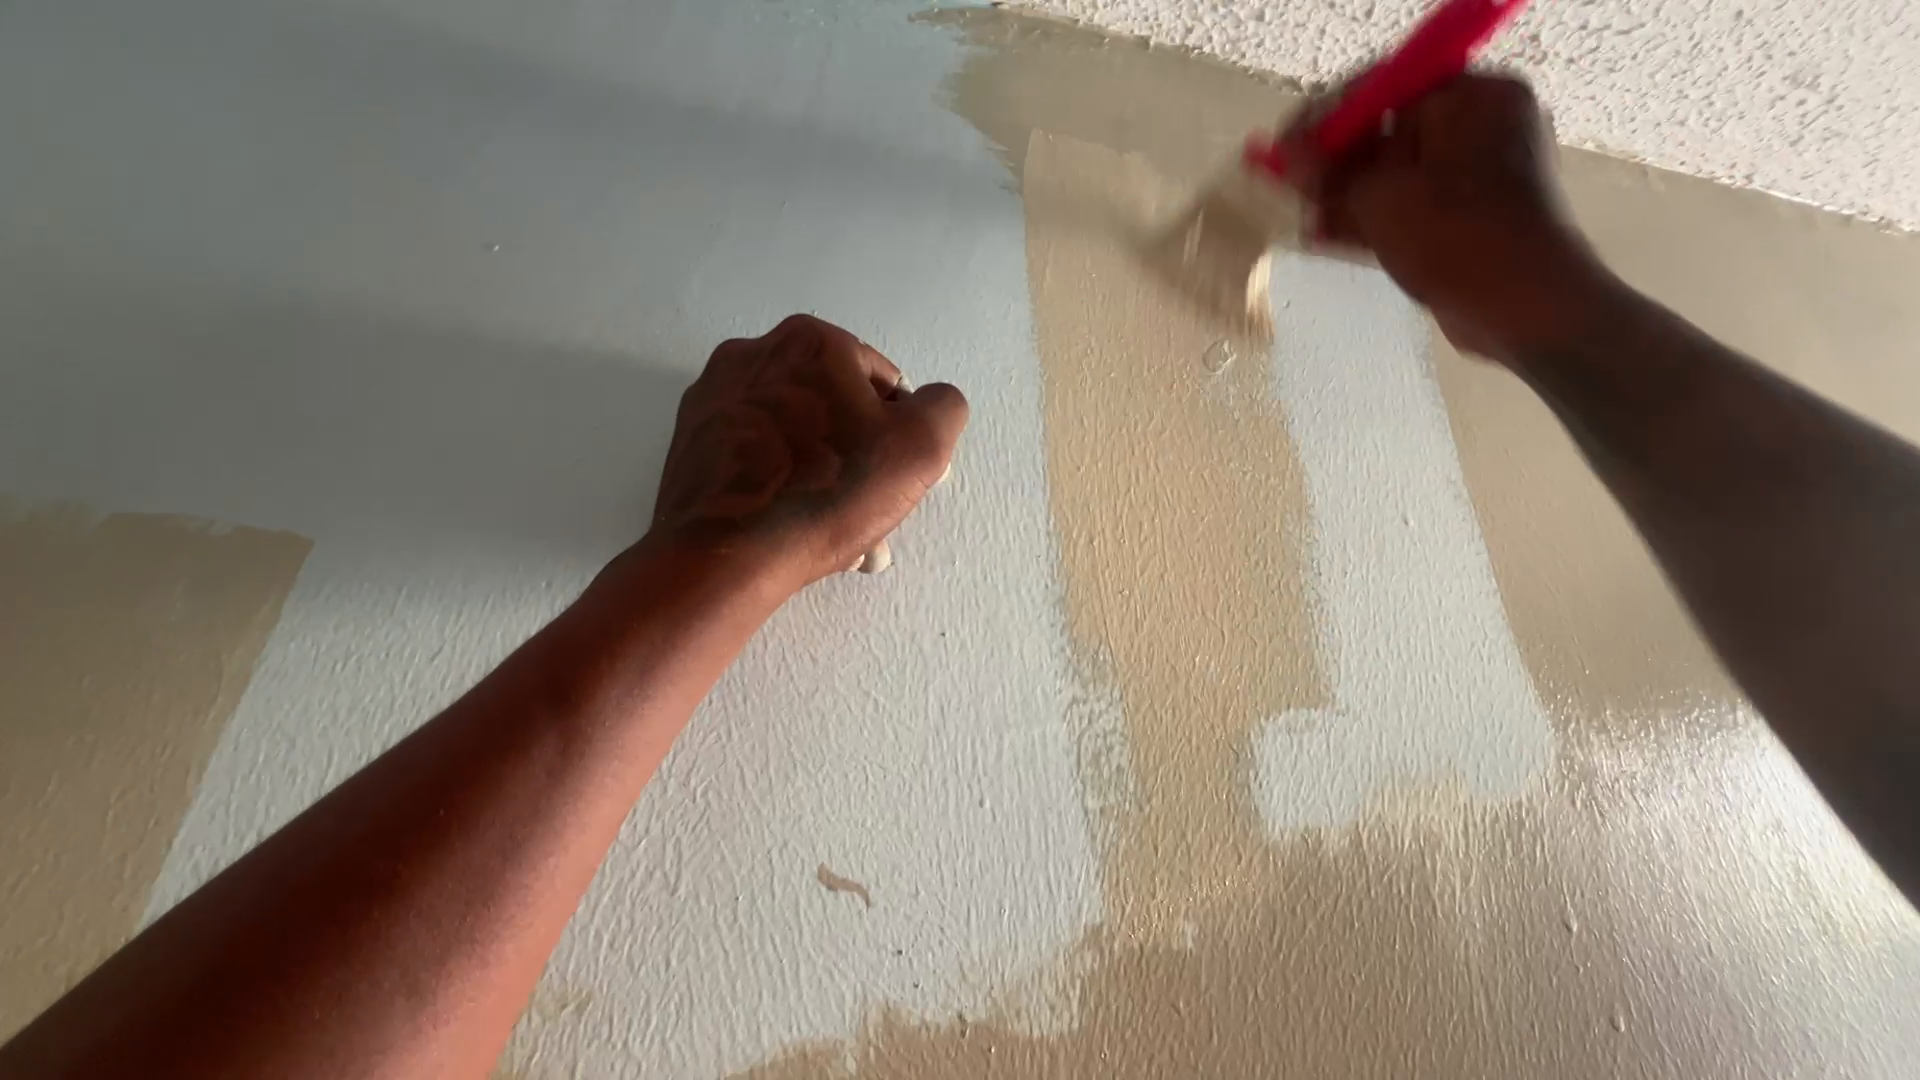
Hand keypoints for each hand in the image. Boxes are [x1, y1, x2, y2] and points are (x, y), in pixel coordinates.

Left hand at [646, 314, 967, 593]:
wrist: (725, 554)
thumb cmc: (828, 492)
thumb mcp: (921, 446)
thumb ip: (943, 408)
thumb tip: (929, 405)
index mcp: (811, 341)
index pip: (881, 382)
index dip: (900, 432)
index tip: (897, 477)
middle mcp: (755, 354)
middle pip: (834, 410)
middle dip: (860, 461)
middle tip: (871, 512)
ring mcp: (713, 397)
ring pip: (795, 438)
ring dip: (825, 480)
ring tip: (839, 534)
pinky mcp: (689, 442)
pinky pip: (755, 458)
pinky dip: (781, 487)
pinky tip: (795, 529)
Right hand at [1278, 73, 1612, 362]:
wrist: (1521, 306)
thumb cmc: (1456, 237)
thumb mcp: (1382, 199)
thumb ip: (1330, 173)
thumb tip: (1287, 153)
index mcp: (1472, 98)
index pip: (1383, 89)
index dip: (1325, 120)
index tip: (1283, 151)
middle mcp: (1479, 125)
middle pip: (1384, 134)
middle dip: (1332, 167)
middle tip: (1292, 192)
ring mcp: (1475, 174)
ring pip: (1390, 177)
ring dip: (1343, 200)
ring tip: (1307, 223)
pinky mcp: (1465, 217)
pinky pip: (1406, 207)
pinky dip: (1368, 220)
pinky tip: (1327, 238)